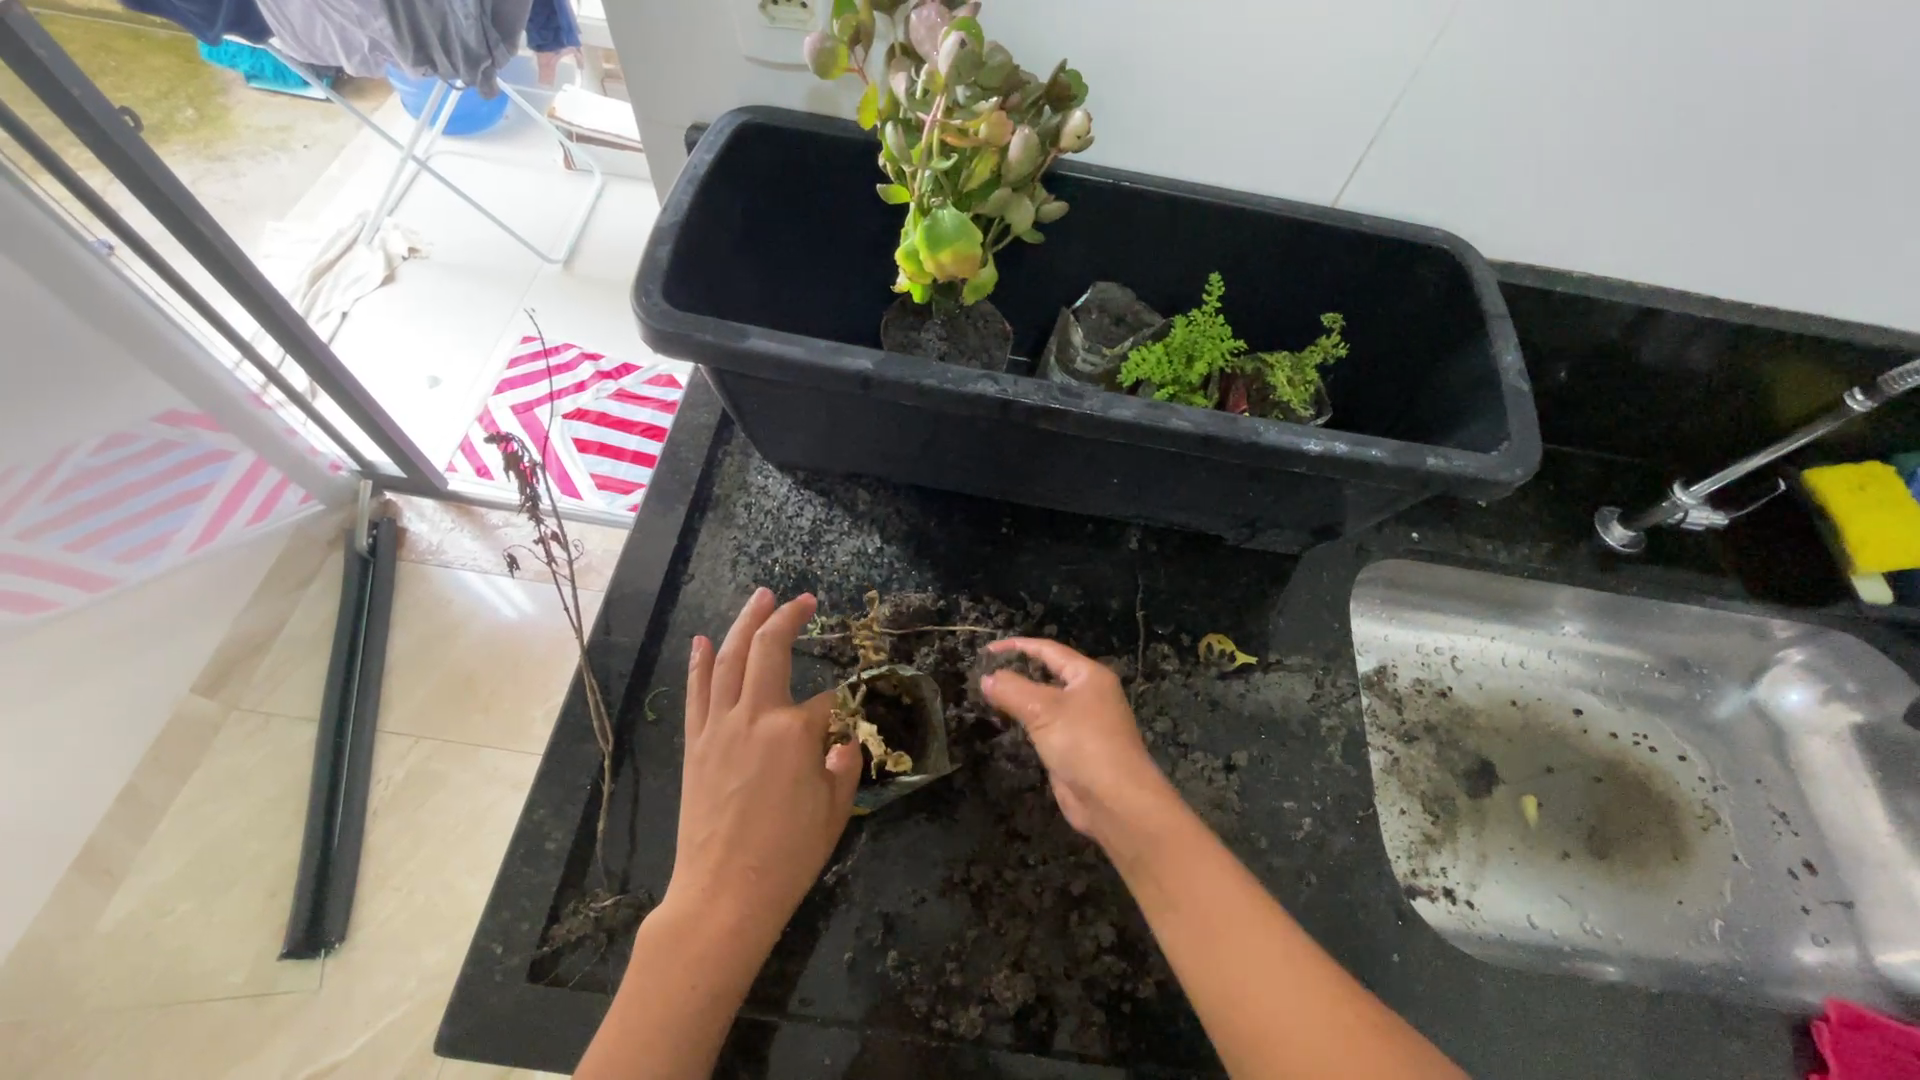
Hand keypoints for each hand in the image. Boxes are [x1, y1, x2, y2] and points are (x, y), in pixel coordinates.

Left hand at [665, 588, 862, 938]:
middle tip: (803, 599)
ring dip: (744, 622)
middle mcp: (755, 716)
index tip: (853, 710)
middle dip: (788, 617)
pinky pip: (697, 692)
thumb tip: (845, 738)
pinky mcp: (695, 744)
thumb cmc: (788, 856)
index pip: (829, 700)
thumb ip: (844, 765)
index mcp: (796, 732)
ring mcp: (719, 727)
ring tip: (760, 597)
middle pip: (770, 650)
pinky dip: (700, 662)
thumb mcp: (836, 811)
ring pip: (730, 659)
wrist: (723, 894)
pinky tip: (704, 640)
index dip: (846, 703)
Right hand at [978, 638, 1177, 844]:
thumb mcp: (1043, 709)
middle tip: (984, 674)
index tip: (987, 650)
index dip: (1017, 646)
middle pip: (1048, 675)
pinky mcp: (1074, 749)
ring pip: (1045, 703)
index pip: (1049, 650)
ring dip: (1019, 699)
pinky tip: (1006, 725)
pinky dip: (1026, 723)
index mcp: (1089, 676)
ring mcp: (1083, 724)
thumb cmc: (1083, 743)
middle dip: (1017, 672)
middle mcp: (1089, 695)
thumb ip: (1012, 689)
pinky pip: (1046, 728)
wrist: (1115, 801)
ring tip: (987, 696)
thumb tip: (986, 677)